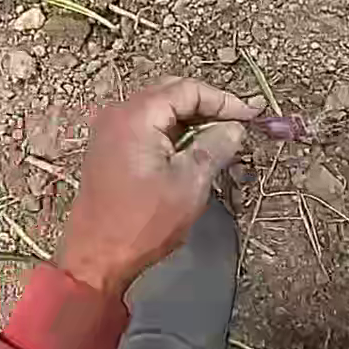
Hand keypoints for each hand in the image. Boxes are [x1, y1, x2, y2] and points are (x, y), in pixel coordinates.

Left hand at [56, 78, 256, 295]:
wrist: (96, 259)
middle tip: (240, 122)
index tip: (251, 116)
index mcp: (136, 116)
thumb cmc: (145, 221)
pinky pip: (150, 126)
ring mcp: (111, 132)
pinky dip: (176, 131)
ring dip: (194, 118)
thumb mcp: (190, 181)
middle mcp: (119, 115)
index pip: (188, 90)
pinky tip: (196, 147)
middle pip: (173, 93)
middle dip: (210, 105)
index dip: (224, 100)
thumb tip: (236, 127)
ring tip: (224, 135)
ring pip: (162, 109)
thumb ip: (216, 145)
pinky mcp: (111, 149)